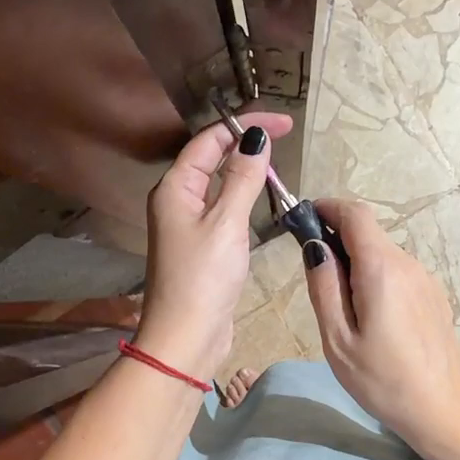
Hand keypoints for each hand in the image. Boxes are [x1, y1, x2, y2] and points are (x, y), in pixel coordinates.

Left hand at [135, 111, 294, 377]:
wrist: (186, 337)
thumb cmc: (203, 279)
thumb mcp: (227, 223)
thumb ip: (242, 178)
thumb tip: (256, 137)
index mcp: (175, 188)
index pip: (209, 140)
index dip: (245, 124)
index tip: (284, 122)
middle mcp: (176, 201)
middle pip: (210, 158)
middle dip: (244, 143)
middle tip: (285, 138)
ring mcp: (187, 225)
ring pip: (217, 184)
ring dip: (244, 170)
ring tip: (277, 163)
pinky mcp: (201, 247)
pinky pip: (222, 209)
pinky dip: (242, 197)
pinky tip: (260, 200)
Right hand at [301, 199, 459, 459]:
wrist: (441, 409)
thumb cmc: (382, 380)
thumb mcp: (337, 338)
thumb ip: (323, 286)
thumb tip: (313, 245)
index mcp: (381, 268)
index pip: (355, 214)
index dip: (326, 208)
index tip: (302, 221)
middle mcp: (408, 264)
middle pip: (368, 234)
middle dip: (337, 242)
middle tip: (314, 278)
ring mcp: (425, 280)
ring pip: (383, 256)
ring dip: (356, 265)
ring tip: (341, 311)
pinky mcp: (433, 297)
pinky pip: (398, 275)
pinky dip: (375, 280)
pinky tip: (370, 320)